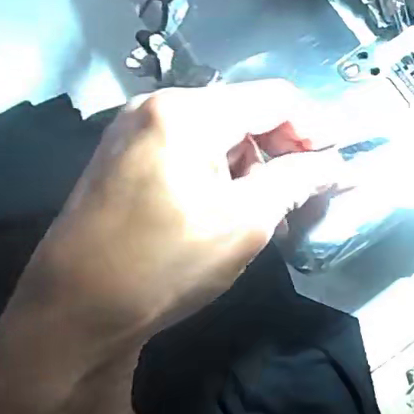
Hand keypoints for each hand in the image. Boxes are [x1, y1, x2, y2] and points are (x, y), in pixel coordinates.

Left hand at [0, 81, 341, 393]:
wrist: (71, 314)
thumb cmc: (165, 263)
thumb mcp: (246, 222)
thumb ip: (298, 180)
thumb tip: (342, 165)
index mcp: (188, 111)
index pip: (275, 98)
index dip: (314, 129)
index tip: (336, 167)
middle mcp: (157, 106)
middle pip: (244, 111)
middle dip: (281, 149)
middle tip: (304, 193)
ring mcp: (134, 130)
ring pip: (217, 132)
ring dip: (251, 164)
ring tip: (267, 212)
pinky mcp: (122, 157)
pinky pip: (187, 148)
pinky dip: (217, 172)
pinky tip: (227, 209)